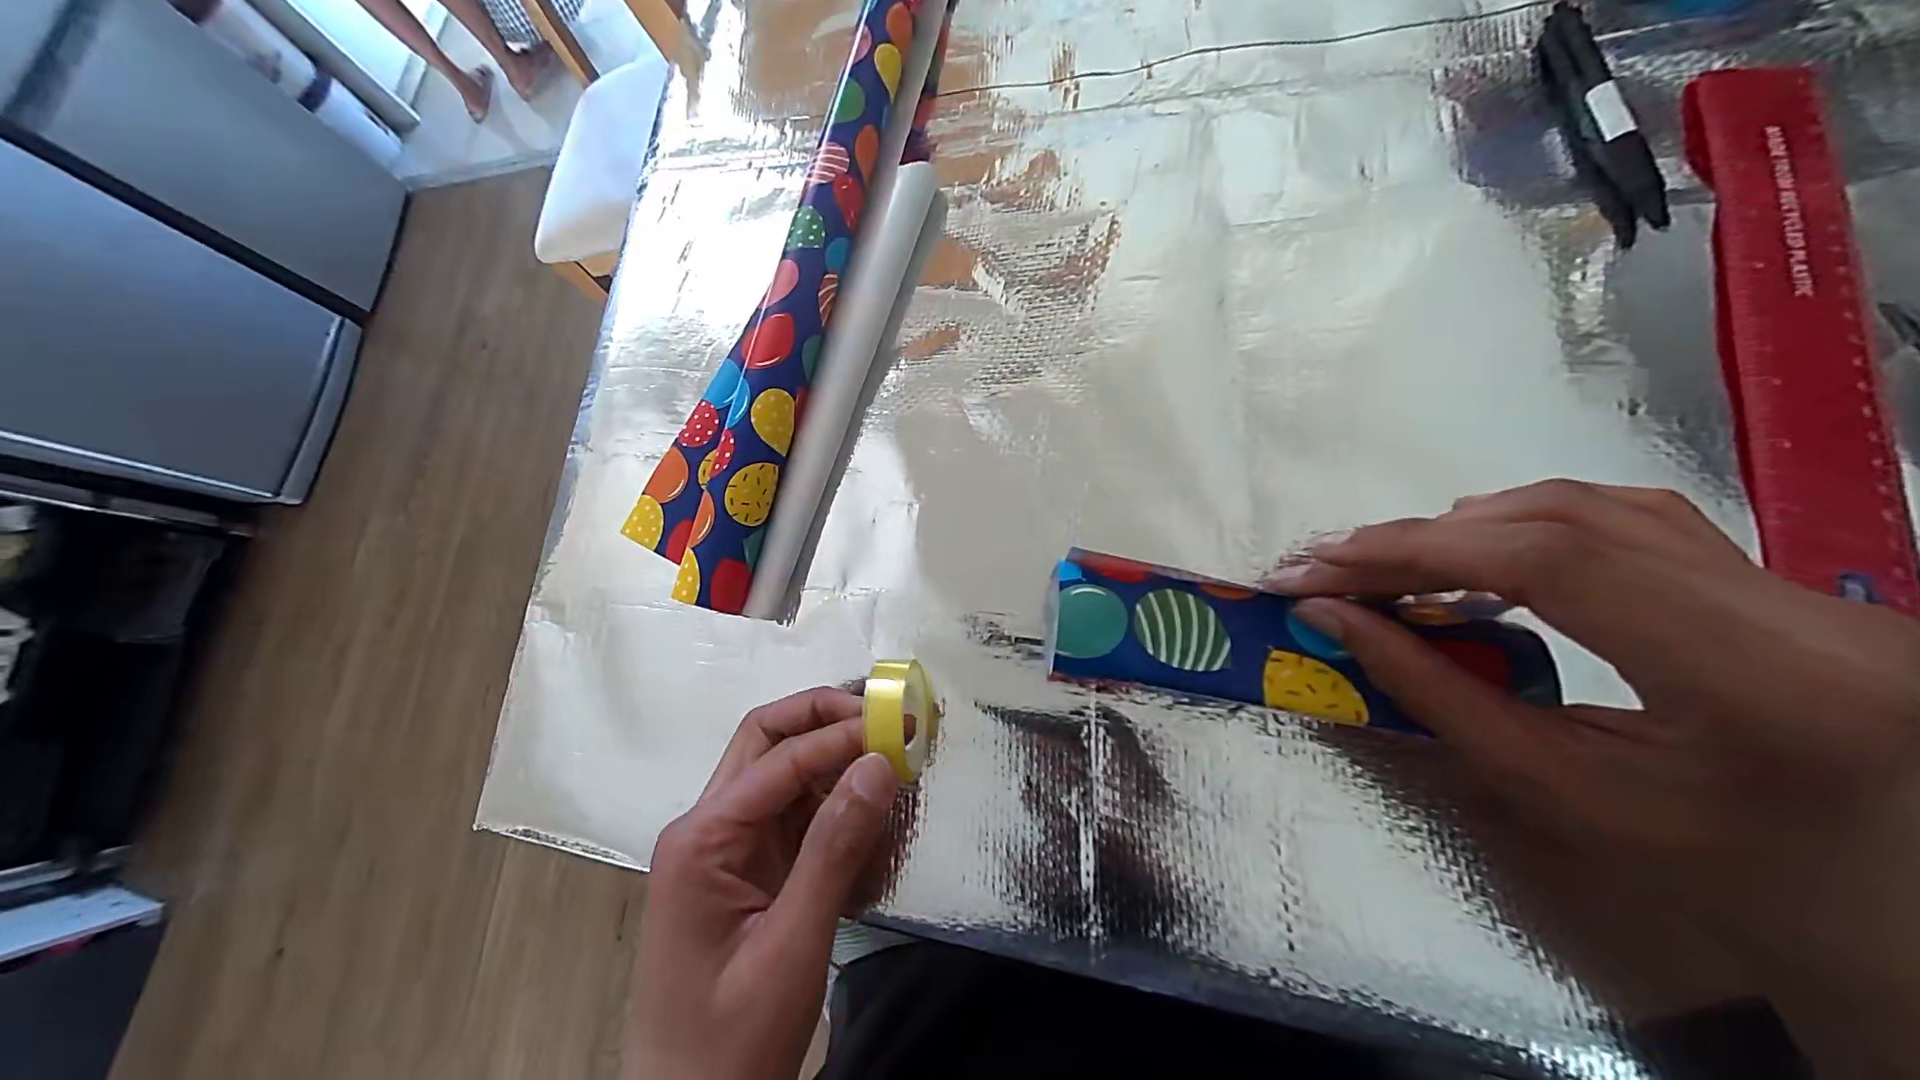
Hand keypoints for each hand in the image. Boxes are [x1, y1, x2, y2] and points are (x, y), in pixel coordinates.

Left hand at [627, 688, 898, 1079]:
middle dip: (823, 717)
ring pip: (778, 769)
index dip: (841, 735)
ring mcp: (725, 847)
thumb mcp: (792, 946)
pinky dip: (830, 795)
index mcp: (702, 839)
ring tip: (886, 747)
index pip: (779, 759)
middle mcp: (707, 828)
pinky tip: (867, 798)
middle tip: (883, 716)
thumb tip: (879, 764)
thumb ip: (835, 848)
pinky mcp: (747, 868)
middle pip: (765, 741)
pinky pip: (790, 810)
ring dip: (831, 752)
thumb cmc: (731, 1041)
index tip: (899, 726)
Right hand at [1265, 480, 1919, 1075]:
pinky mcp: (1774, 582)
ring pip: (1593, 506)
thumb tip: (1331, 617)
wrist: (1895, 918)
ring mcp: (1796, 583)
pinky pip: (1627, 520)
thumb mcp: (1564, 794)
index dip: (1414, 551)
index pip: (1552, 561)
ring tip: (1384, 560)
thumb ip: (1437, 694)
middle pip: (1561, 519)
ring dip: (1465, 526)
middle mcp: (1796, 605)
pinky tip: (1477, 550)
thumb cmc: (1728, 889)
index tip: (1317, 569)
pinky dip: (1524, 524)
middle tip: (1327, 562)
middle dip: (1420, 536)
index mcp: (1762, 680)